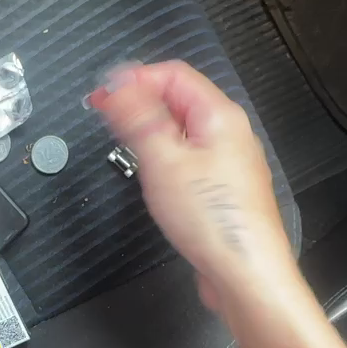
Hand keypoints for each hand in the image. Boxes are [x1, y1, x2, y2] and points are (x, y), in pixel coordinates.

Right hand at [89, 61, 295, 308]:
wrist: (245, 273)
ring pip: (182, 132)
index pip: (172, 74)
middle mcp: (229, 134)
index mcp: (219, 116)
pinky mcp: (221, 190)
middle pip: (178, 100)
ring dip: (150, 131)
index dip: (132, 80)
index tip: (101, 97)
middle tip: (106, 117)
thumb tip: (116, 84)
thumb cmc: (215, 221)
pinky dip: (164, 158)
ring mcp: (227, 163)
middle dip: (139, 103)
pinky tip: (152, 176)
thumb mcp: (164, 161)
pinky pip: (189, 160)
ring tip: (124, 144)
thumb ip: (139, 119)